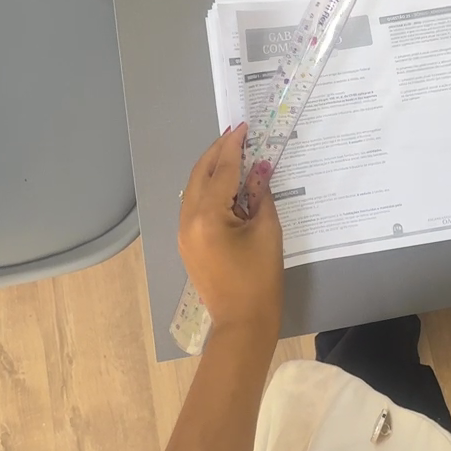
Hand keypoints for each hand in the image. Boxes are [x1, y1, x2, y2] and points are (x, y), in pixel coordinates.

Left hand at [178, 123, 283, 334]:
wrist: (242, 323)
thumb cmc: (260, 278)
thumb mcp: (267, 230)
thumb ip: (262, 194)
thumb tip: (261, 167)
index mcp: (208, 216)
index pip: (222, 170)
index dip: (234, 146)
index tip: (244, 127)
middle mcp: (188, 219)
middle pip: (200, 174)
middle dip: (218, 152)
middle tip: (237, 135)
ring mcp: (183, 232)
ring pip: (194, 188)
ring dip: (212, 168)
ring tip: (233, 153)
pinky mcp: (187, 242)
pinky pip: (194, 204)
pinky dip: (209, 187)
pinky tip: (227, 183)